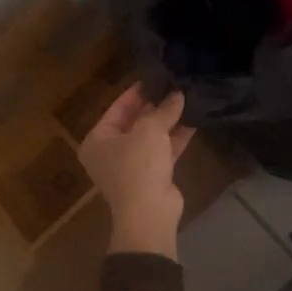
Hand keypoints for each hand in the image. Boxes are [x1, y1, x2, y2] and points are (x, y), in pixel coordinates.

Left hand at [80, 85, 195, 256]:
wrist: (149, 213)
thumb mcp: (149, 131)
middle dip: (155, 106)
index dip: (136, 92)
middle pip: (134, 122)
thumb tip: (177, 94)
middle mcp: (110, 152)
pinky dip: (175, 137)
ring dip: (168, 121)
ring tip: (187, 98)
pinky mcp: (152, 176)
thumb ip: (163, 110)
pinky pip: (163, 150)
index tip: (154, 77)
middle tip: (174, 85)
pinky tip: (194, 120)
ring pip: (150, 137)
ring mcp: (131, 166)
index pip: (116, 108)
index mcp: (98, 140)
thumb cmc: (138, 166)